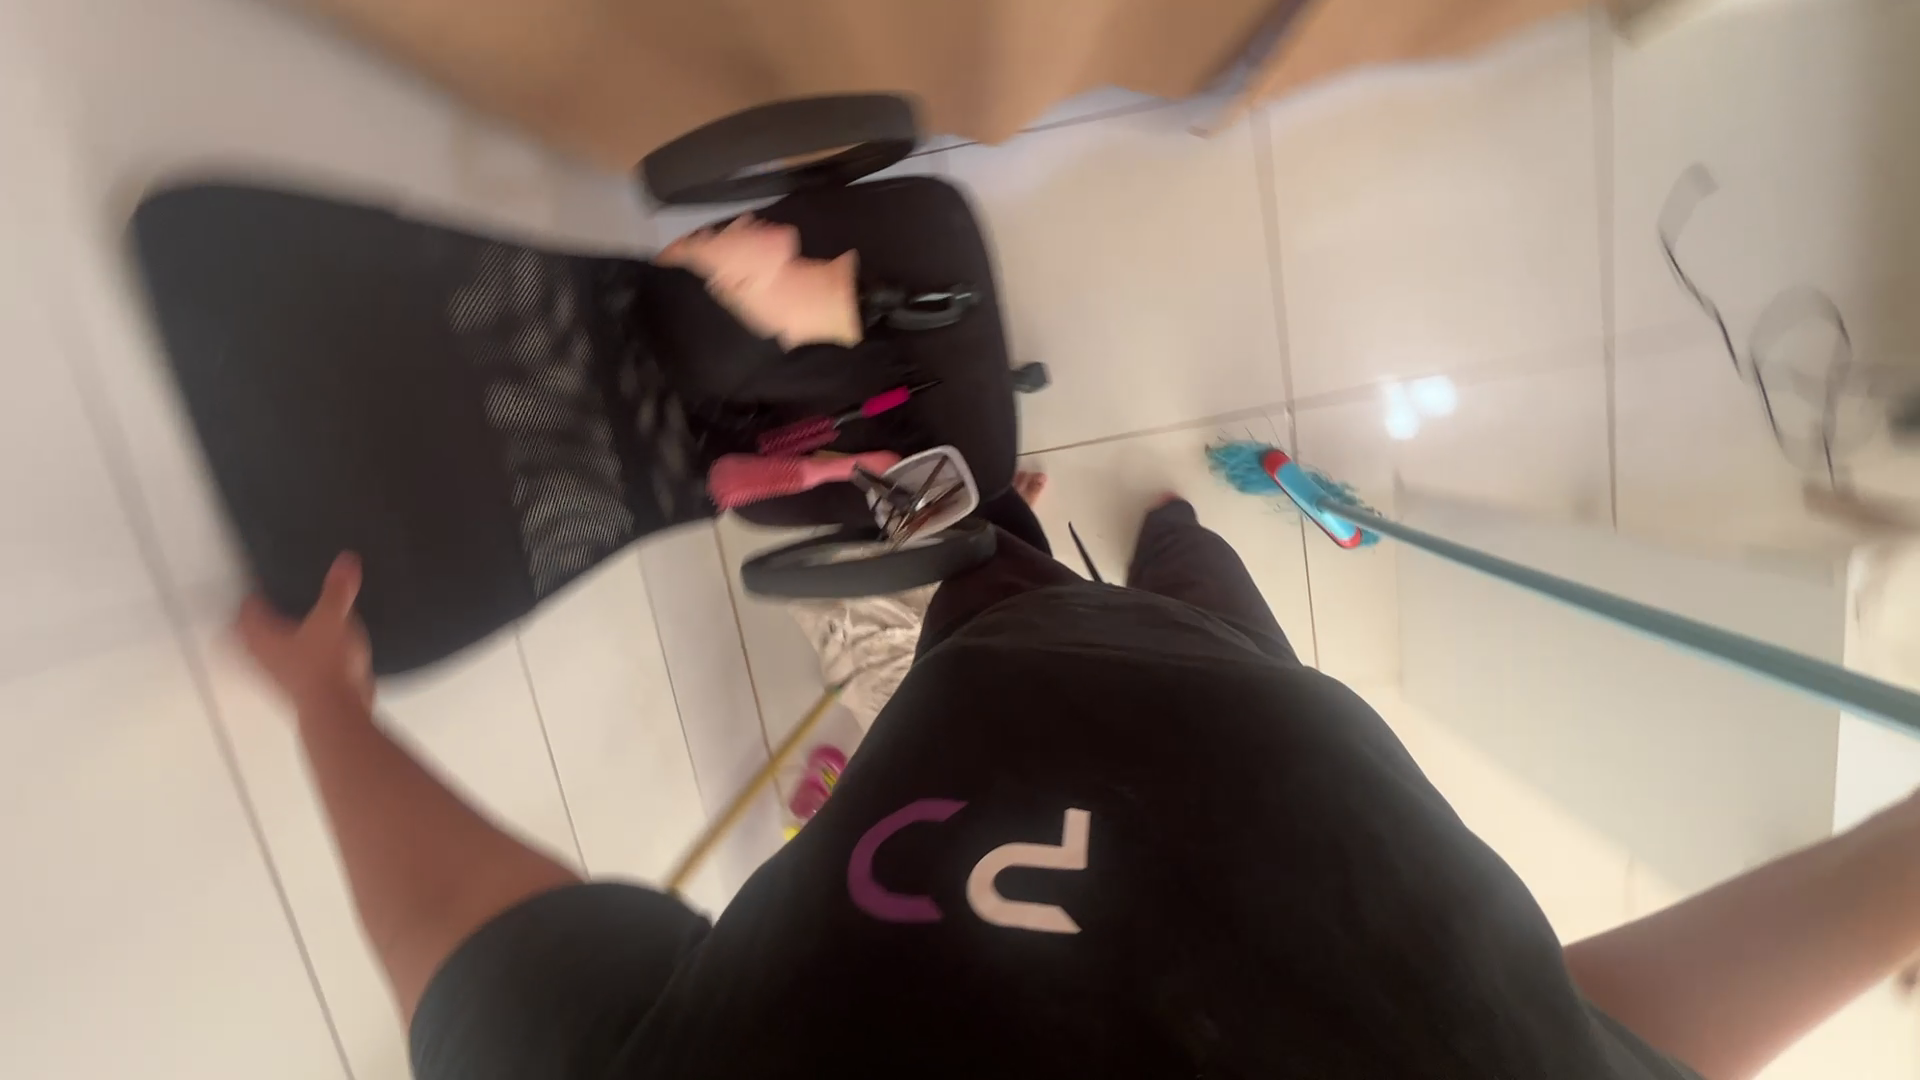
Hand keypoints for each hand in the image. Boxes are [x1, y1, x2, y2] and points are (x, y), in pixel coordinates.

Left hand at [236, 553, 373, 714]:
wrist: (336, 709)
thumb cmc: (324, 662)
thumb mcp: (333, 620)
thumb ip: (338, 590)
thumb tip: (346, 558)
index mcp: (256, 636)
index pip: (244, 609)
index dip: (255, 595)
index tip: (268, 584)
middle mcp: (257, 655)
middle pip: (245, 633)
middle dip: (256, 621)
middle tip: (274, 606)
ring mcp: (273, 674)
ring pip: (265, 650)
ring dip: (274, 640)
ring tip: (295, 627)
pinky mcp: (293, 687)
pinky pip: (287, 664)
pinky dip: (294, 656)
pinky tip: (314, 652)